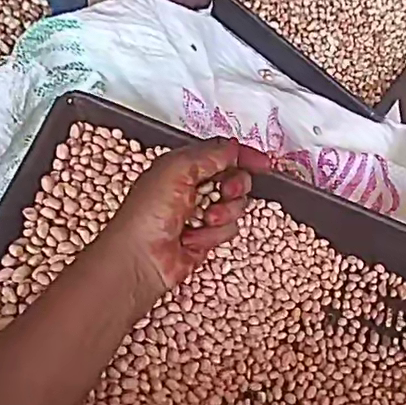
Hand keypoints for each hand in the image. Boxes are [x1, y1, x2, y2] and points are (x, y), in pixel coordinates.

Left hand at [99, 138, 274, 301]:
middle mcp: (194, 188)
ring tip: (204, 220)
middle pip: (236, 179)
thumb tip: (232, 147)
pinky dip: (214, 235)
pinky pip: (229, 230)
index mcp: (184, 166)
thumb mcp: (176, 170)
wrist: (141, 257)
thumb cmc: (147, 214)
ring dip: (224, 213)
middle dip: (236, 186)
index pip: (222, 154)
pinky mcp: (207, 236)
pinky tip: (193, 238)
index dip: (244, 156)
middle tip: (226, 192)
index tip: (264, 163)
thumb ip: (208, 155)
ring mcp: (201, 213)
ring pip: (236, 206)